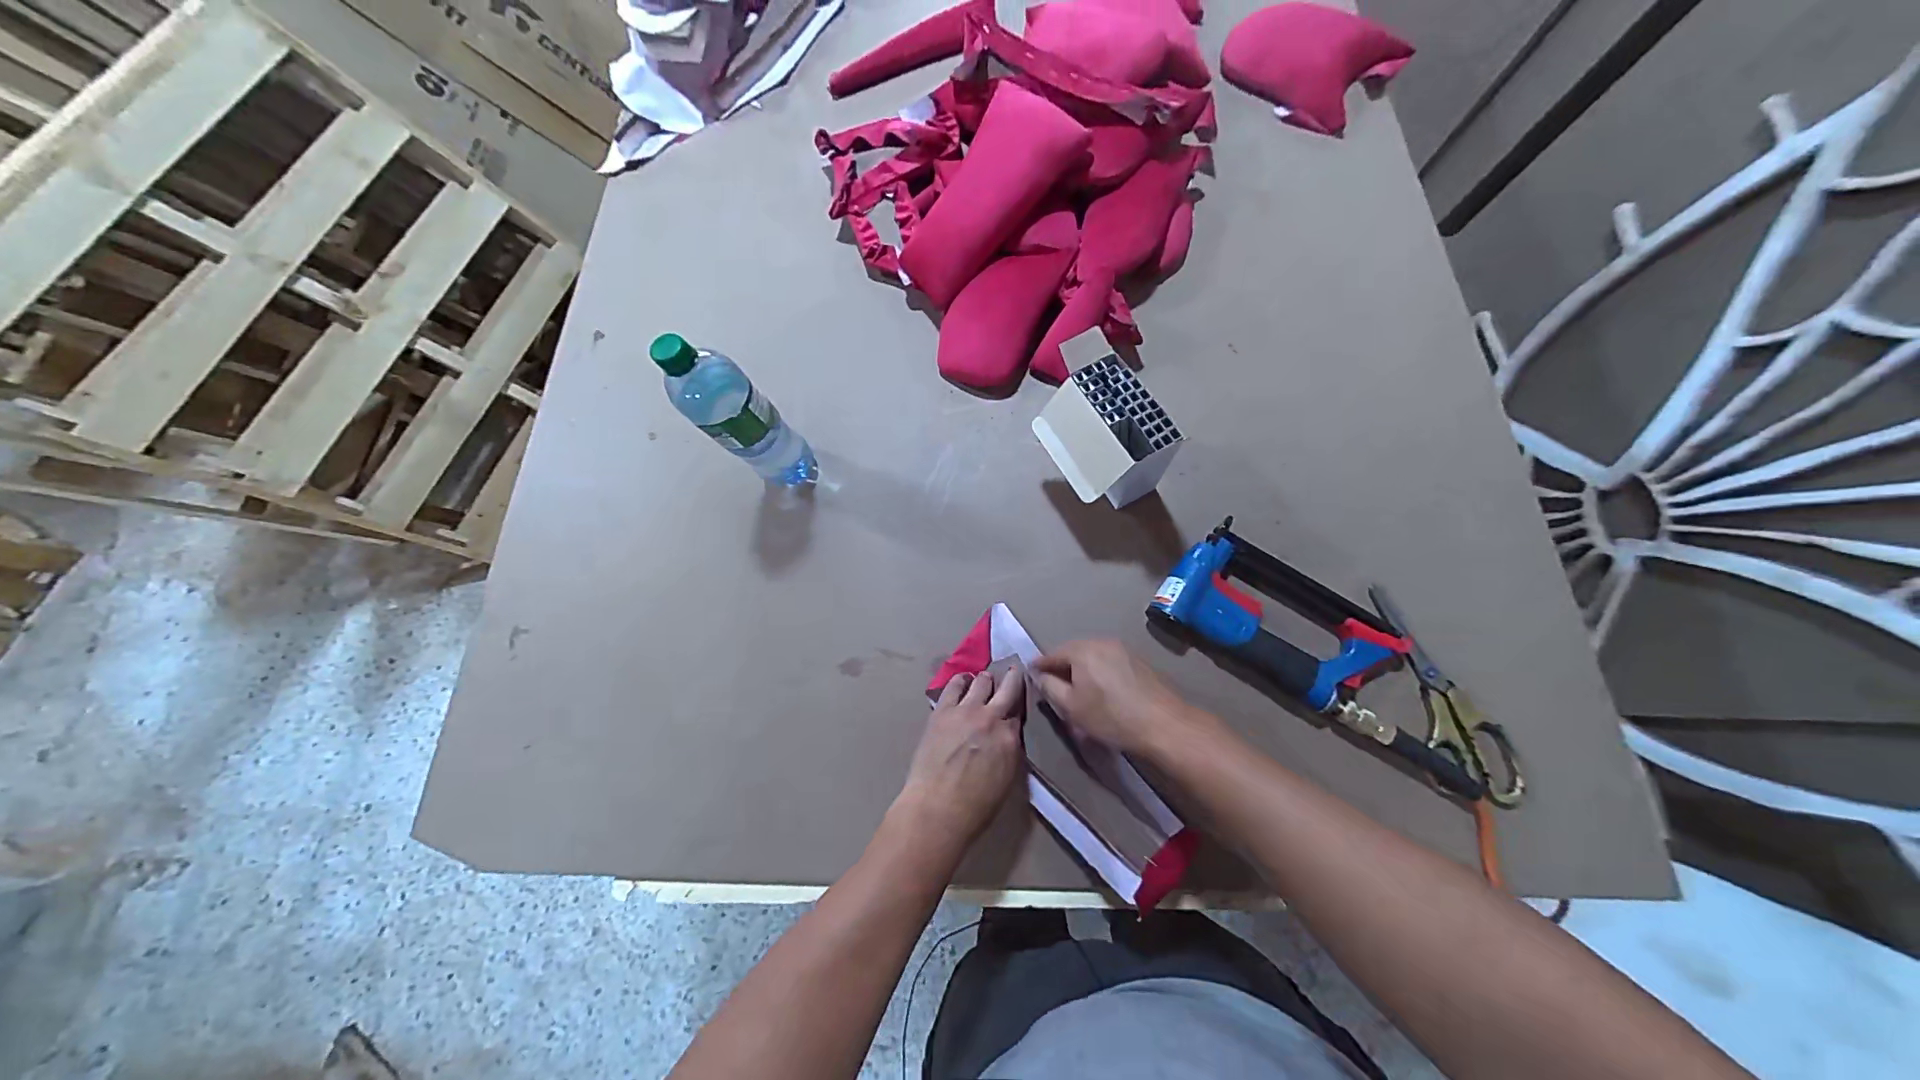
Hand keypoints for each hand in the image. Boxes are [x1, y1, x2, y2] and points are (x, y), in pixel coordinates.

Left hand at [893, 669, 1025, 852]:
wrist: (937, 808)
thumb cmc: (976, 806)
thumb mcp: (1007, 779)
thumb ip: (1009, 751)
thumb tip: (1007, 738)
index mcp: (1011, 738)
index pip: (1019, 713)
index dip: (1018, 708)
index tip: (1018, 702)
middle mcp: (992, 718)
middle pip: (1007, 688)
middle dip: (1012, 679)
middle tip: (1012, 671)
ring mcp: (966, 711)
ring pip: (982, 681)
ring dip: (985, 680)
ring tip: (984, 680)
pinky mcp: (942, 711)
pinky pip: (954, 685)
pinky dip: (961, 680)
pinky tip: (962, 680)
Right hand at [1033, 640, 1205, 756]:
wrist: (1163, 724)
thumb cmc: (1111, 716)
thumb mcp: (1071, 707)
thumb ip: (1049, 687)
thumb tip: (1039, 675)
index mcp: (1082, 650)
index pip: (1051, 654)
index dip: (1039, 667)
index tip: (1031, 677)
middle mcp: (1102, 642)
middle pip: (1073, 652)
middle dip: (1062, 667)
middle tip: (1053, 686)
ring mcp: (1123, 650)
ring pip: (1092, 656)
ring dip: (1082, 670)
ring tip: (1078, 690)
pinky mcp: (1138, 661)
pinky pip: (1109, 662)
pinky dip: (1100, 672)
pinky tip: (1102, 690)